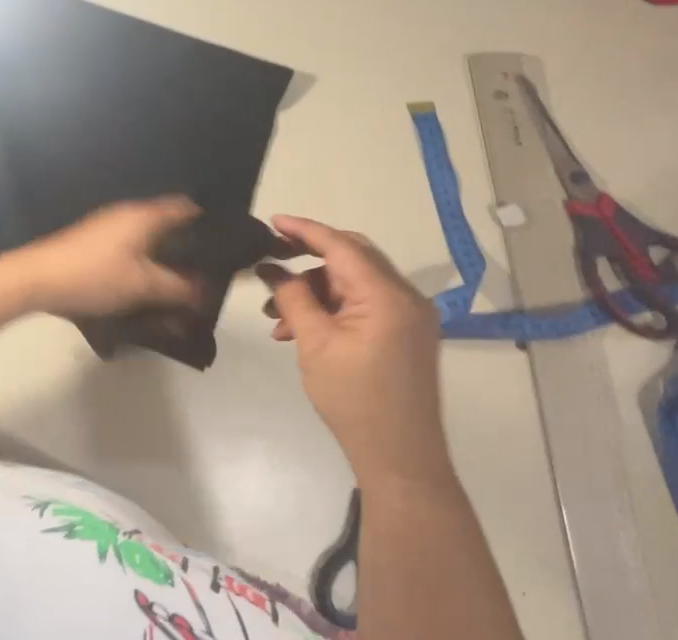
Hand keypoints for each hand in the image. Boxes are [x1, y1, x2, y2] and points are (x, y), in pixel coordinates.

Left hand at [0, 197, 201, 318]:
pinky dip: (142, 267)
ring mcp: (104, 230)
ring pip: (146, 243)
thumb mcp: (143, 285)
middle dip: (187, 249)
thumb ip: (178, 287)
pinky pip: (128, 253)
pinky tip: (148, 290)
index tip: (228, 243)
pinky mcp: (90, 247)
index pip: (184, 207)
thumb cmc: (93, 275)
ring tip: (183, 288)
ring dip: (163, 262)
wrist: (35, 279)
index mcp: (142, 216)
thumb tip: (205, 290)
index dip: (208, 222)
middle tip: (211, 274)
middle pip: (166, 226)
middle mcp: (124, 215)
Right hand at [258, 216, 452, 489]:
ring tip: (276, 314)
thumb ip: (292, 297)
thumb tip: (270, 268)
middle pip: (352, 257)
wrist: (399, 454)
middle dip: (307, 256)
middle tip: (269, 260)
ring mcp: (408, 317)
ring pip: (352, 281)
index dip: (304, 230)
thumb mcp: (313, 342)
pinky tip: (298, 327)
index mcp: (387, 296)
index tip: (270, 221)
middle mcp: (406, 298)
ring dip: (313, 288)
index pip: (341, 246)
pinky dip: (329, 306)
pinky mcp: (404, 333)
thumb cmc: (354, 397)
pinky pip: (361, 303)